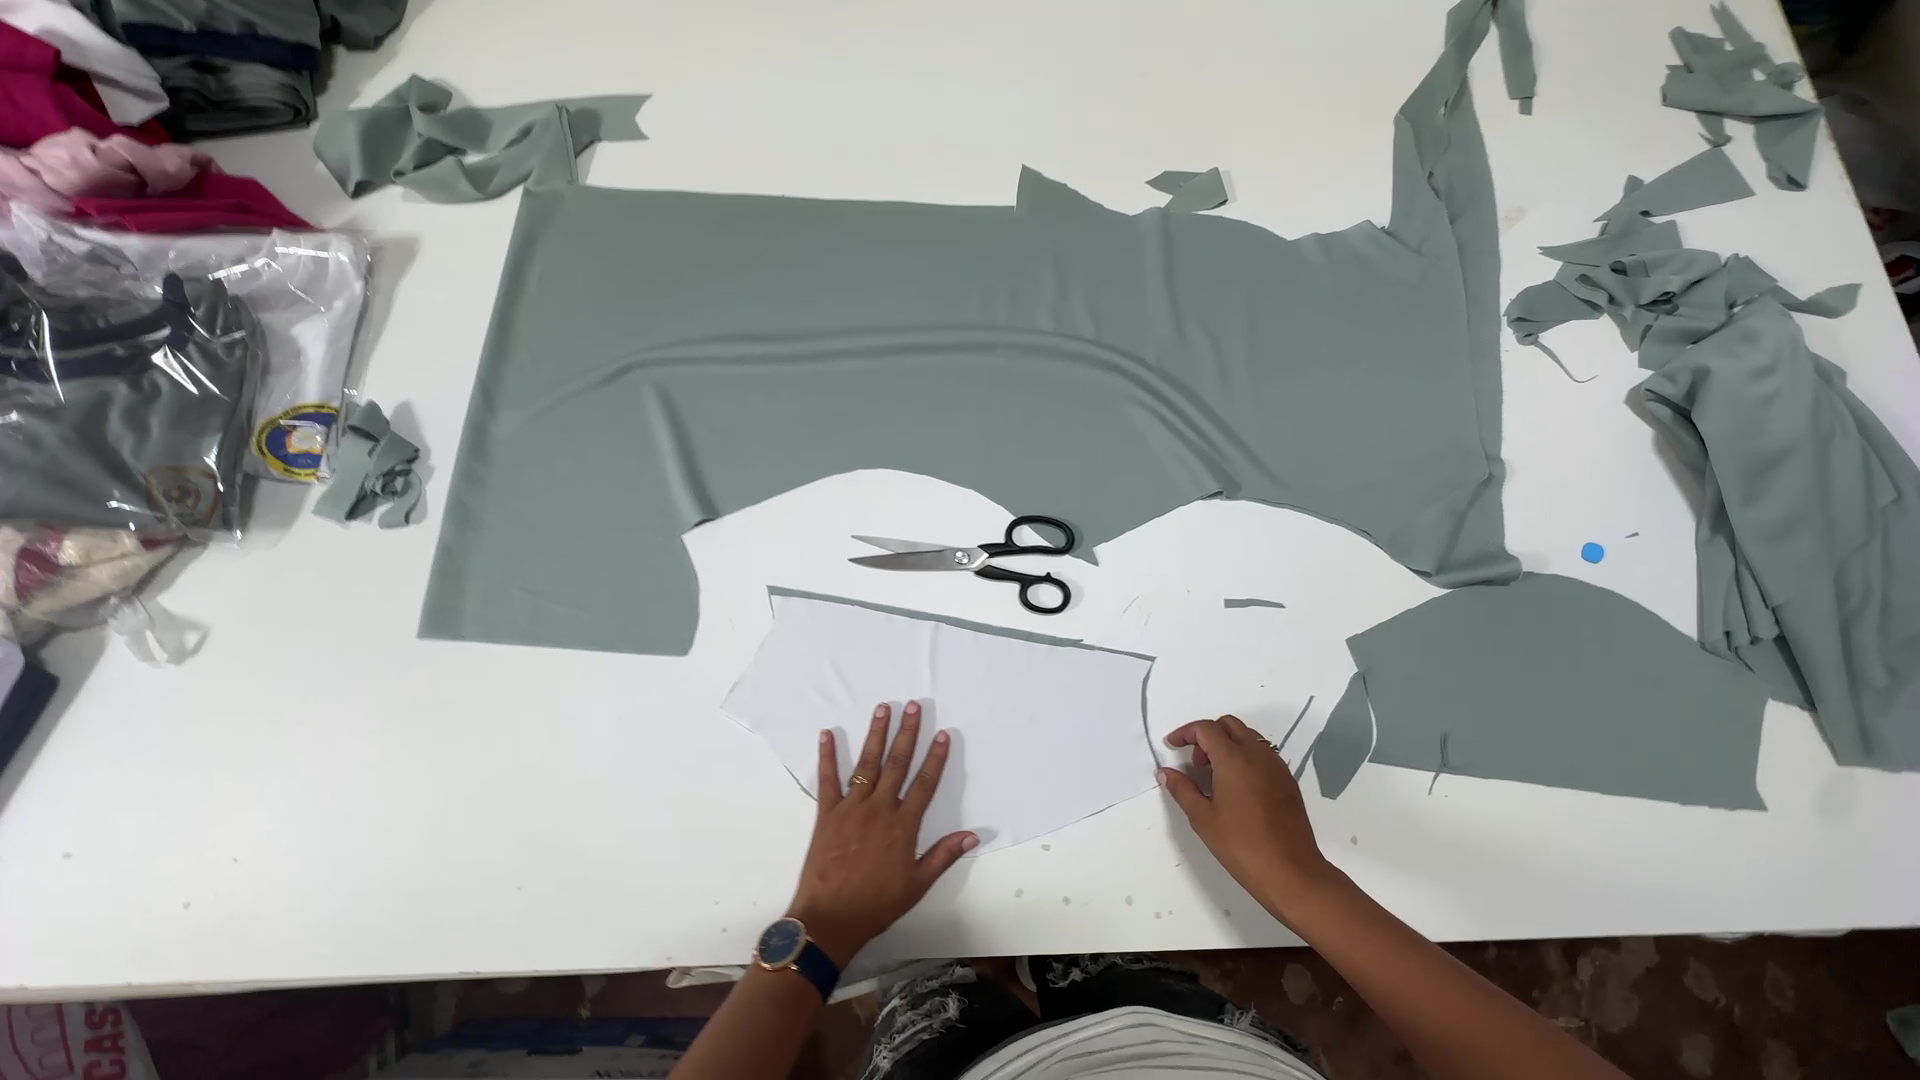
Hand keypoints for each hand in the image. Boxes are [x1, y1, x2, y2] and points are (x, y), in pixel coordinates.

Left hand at [786, 701, 977, 966]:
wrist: (830, 919)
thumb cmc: (877, 904)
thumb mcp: (917, 884)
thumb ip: (943, 855)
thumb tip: (972, 836)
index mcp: (903, 826)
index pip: (925, 784)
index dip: (935, 758)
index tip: (942, 734)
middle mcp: (879, 809)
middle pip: (897, 764)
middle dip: (907, 733)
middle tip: (913, 706)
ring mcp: (851, 808)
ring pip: (867, 764)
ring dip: (876, 734)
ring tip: (883, 708)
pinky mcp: (826, 813)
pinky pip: (827, 779)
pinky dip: (827, 755)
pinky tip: (828, 733)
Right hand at [1160, 715, 1338, 921]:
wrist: (1292, 872)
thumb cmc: (1241, 846)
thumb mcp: (1203, 818)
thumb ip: (1182, 789)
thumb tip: (1165, 772)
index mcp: (1234, 759)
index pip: (1206, 729)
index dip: (1185, 732)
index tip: (1172, 746)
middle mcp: (1258, 755)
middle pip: (1229, 725)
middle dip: (1207, 735)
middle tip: (1195, 762)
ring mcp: (1277, 767)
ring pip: (1249, 737)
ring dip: (1228, 744)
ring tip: (1215, 776)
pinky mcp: (1288, 781)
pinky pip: (1263, 754)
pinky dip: (1246, 757)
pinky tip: (1238, 787)